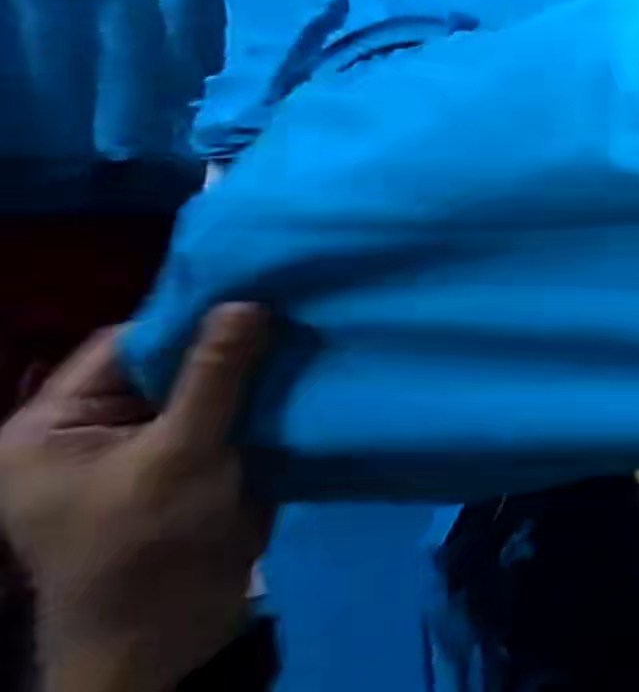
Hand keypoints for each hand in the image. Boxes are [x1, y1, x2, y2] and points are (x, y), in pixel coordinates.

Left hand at [0, 305, 274, 691]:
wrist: (171, 620)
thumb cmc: (150, 538)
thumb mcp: (181, 452)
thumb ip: (215, 376)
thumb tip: (246, 301)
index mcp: (52, 427)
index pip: (124, 346)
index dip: (190, 317)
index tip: (261, 290)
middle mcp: (94, 427)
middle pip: (169, 361)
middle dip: (233, 340)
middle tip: (299, 308)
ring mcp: (149, 443)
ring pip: (209, 383)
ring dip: (258, 365)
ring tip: (314, 333)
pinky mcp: (196, 455)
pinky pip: (233, 407)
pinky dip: (268, 391)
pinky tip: (309, 372)